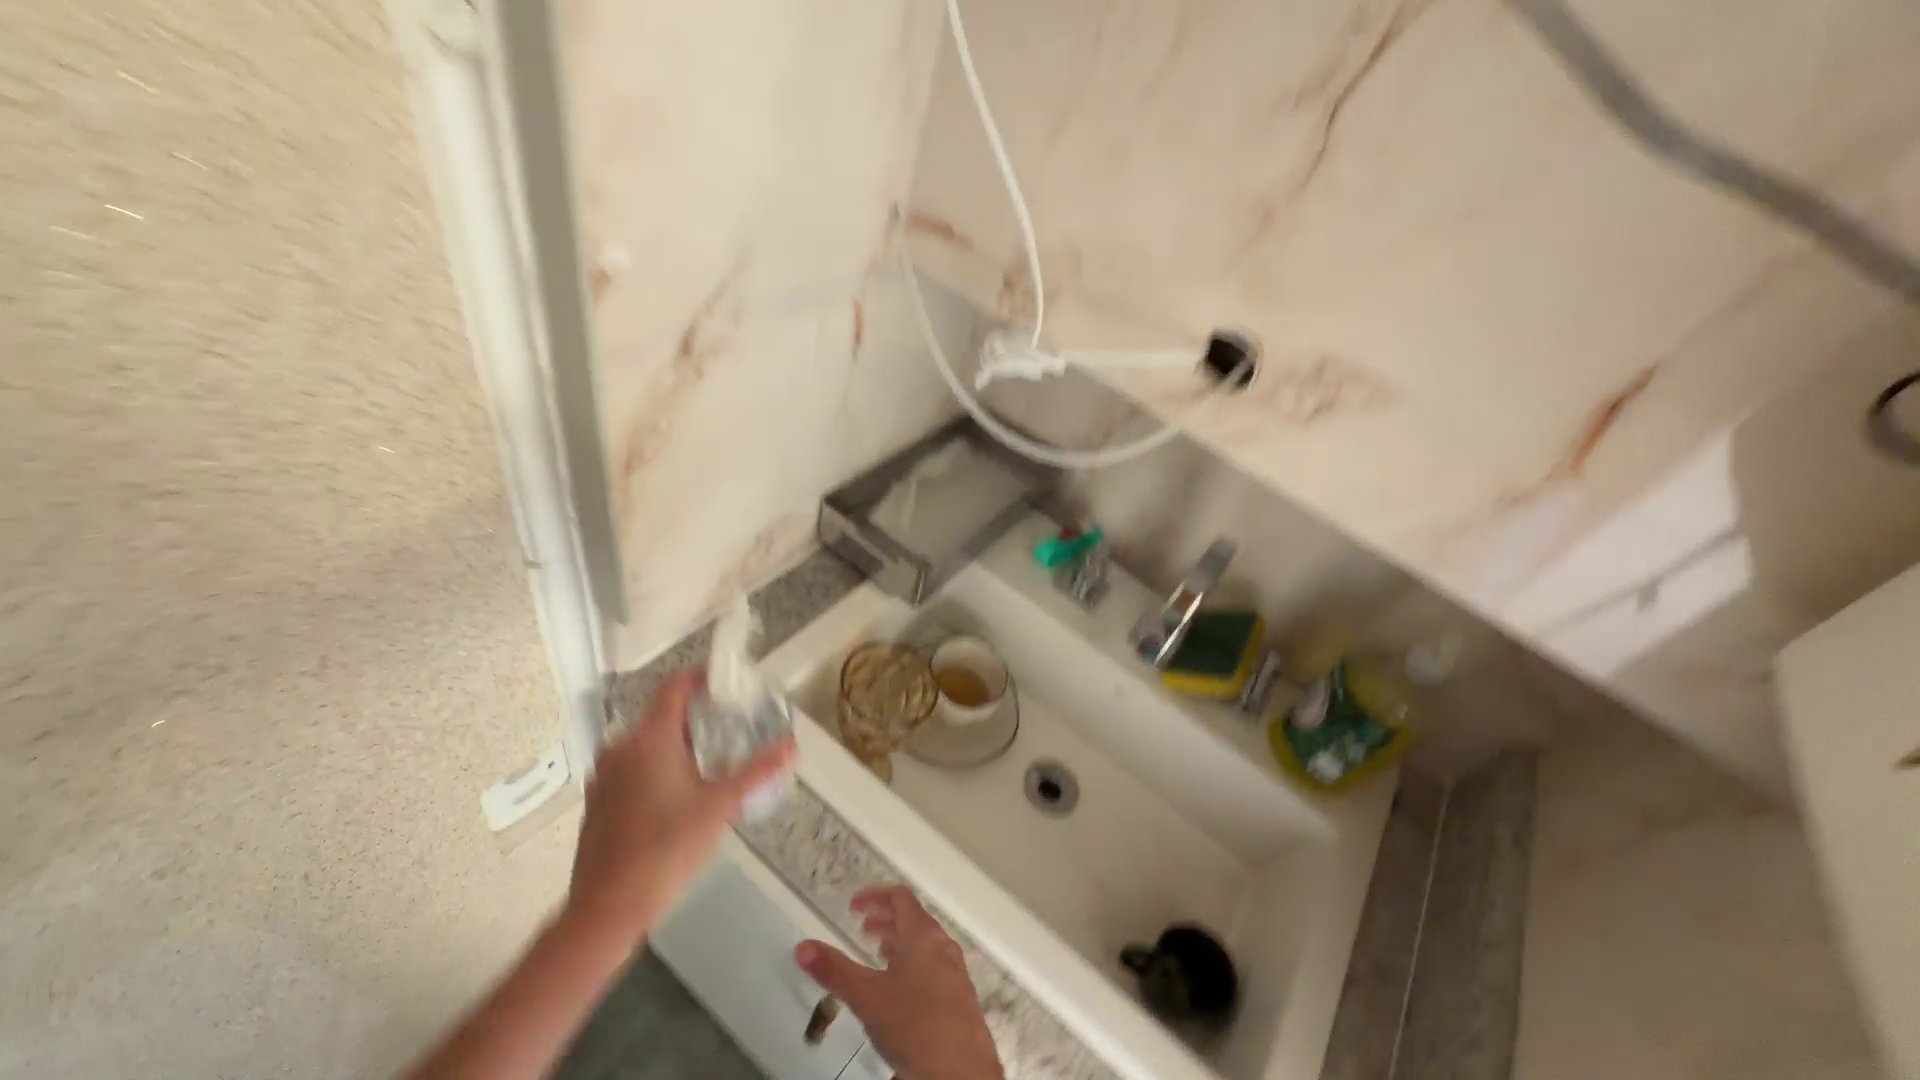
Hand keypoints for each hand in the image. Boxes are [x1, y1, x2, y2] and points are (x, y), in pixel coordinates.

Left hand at [565, 669, 795, 943]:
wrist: (608, 907)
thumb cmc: (666, 849)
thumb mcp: (720, 807)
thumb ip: (757, 772)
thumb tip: (791, 746)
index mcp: (650, 738)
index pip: (674, 687)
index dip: (701, 678)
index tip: (726, 684)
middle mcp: (621, 747)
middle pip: (662, 716)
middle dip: (697, 719)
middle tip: (731, 729)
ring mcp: (605, 775)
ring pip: (646, 744)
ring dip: (677, 746)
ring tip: (711, 764)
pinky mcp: (598, 800)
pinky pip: (632, 769)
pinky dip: (656, 769)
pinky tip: (679, 796)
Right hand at [796, 886, 1003, 1079]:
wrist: (961, 1074)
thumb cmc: (915, 1025)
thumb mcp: (867, 997)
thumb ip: (834, 970)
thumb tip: (803, 947)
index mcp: (924, 936)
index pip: (901, 898)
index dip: (875, 897)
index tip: (852, 907)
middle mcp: (944, 947)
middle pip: (914, 920)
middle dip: (886, 920)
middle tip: (861, 929)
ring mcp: (956, 973)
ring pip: (925, 946)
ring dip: (899, 943)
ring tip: (878, 956)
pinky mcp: (960, 999)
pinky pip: (934, 968)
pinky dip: (912, 965)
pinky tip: (899, 992)